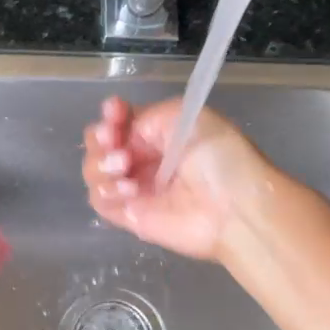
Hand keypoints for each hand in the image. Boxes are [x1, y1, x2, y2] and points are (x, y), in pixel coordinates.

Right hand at [81, 96, 272, 260]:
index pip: (120, 119)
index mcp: (159, 132)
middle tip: (114, 141)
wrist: (235, 208)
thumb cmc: (219, 157)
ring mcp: (135, 188)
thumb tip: (126, 138)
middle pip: (99, 143)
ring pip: (94, 171)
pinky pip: (99, 200)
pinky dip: (105, 190)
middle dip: (100, 137)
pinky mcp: (130, 216)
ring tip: (123, 166)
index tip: (115, 112)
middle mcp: (144, 158)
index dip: (111, 113)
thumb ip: (147, 117)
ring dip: (100, 164)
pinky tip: (128, 190)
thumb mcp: (186, 116)